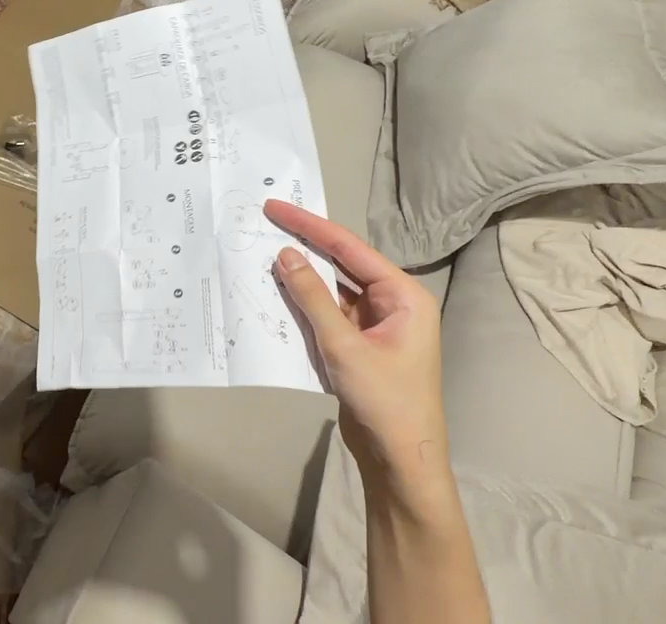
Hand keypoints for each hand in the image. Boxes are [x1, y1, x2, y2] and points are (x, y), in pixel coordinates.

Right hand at [265, 200, 447, 479]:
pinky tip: (276, 290)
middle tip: (265, 219)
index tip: (275, 206)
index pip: (349, 249)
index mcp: (403, 296)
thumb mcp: (343, 346)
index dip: (310, 225)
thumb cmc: (384, 400)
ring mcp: (375, 322)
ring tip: (263, 249)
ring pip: (331, 286)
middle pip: (342, 262)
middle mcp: (392, 302)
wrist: (401, 458)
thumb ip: (312, 297)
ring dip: (300, 273)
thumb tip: (285, 255)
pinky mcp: (358, 341)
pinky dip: (302, 300)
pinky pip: (327, 309)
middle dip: (304, 242)